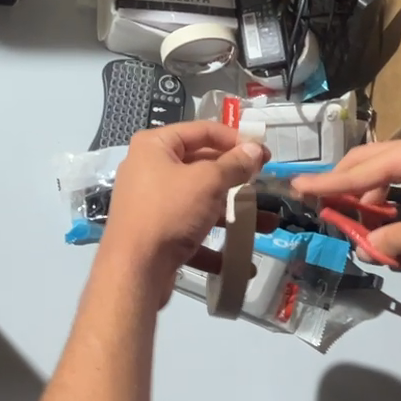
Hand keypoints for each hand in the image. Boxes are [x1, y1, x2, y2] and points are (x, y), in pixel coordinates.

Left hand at [99, 122, 269, 281]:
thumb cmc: (170, 212)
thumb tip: (255, 149)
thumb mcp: (207, 182)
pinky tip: (242, 261)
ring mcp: (151, 202)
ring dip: (232, 214)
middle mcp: (149, 169)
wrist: (134, 270)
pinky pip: (190, 230)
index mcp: (154, 146)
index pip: (201, 131)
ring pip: (199, 202)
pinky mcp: (156, 232)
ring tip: (266, 224)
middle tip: (264, 186)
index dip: (235, 139)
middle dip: (236, 180)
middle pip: (200, 166)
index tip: (263, 153)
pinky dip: (214, 244)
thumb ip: (234, 164)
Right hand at [291, 133, 400, 264]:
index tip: (296, 187)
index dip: (327, 182)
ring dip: (372, 202)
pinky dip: (395, 209)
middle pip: (369, 165)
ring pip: (388, 179)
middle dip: (344, 186)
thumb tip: (367, 247)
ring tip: (361, 228)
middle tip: (318, 202)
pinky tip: (394, 230)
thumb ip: (399, 238)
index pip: (360, 169)